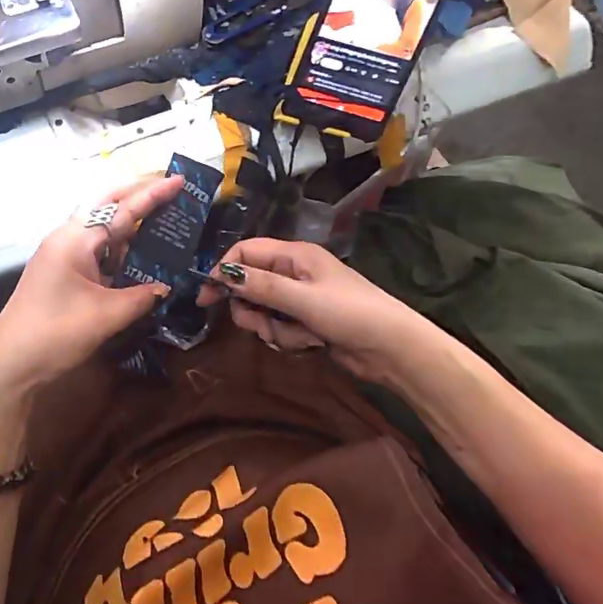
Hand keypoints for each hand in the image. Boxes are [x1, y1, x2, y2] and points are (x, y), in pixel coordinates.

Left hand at [0, 176, 180, 469]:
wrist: (11, 361)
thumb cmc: (56, 332)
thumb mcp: (106, 316)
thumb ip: (140, 296)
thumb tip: (164, 286)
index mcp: (75, 239)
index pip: (121, 209)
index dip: (153, 194)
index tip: (180, 179)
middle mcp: (67, 238)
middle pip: (106, 207)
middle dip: (137, 196)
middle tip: (171, 191)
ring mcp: (62, 254)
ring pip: (101, 228)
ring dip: (129, 222)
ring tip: (162, 217)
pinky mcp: (61, 271)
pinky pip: (95, 249)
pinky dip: (118, 247)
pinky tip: (137, 254)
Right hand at [196, 237, 440, 383]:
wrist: (396, 351)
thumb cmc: (351, 314)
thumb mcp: (302, 299)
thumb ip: (261, 286)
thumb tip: (222, 273)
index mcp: (295, 255)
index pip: (245, 252)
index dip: (223, 271)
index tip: (207, 297)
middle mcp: (294, 272)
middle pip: (249, 284)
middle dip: (251, 308)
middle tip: (259, 324)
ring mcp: (300, 298)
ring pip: (262, 309)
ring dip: (271, 327)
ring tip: (297, 337)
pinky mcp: (306, 321)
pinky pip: (278, 326)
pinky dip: (287, 337)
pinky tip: (309, 344)